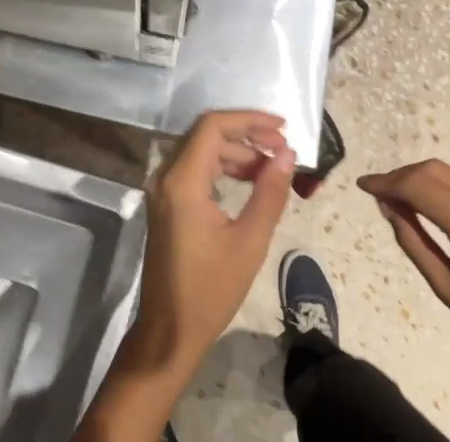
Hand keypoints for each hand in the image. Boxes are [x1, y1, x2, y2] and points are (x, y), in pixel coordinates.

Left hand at [134, 109, 296, 365]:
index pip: (212, 127)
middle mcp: (166, 177)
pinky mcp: (166, 204)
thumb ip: (269, 192)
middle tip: (283, 151)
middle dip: (246, 136)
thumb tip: (288, 155)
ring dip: (236, 153)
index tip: (282, 128)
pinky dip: (222, 169)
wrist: (169, 330)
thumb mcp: (249, 241)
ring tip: (272, 169)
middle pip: (206, 135)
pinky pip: (195, 171)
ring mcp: (162, 191)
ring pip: (201, 152)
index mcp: (182, 182)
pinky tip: (249, 182)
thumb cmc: (210, 290)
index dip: (248, 120)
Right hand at [358, 159, 449, 441]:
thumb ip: (414, 242)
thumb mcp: (449, 289)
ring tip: (401, 201)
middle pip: (436, 171)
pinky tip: (435, 210)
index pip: (418, 186)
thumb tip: (390, 208)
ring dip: (424, 180)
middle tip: (378, 193)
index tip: (363, 185)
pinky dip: (447, 190)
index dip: (386, 182)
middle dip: (402, 175)